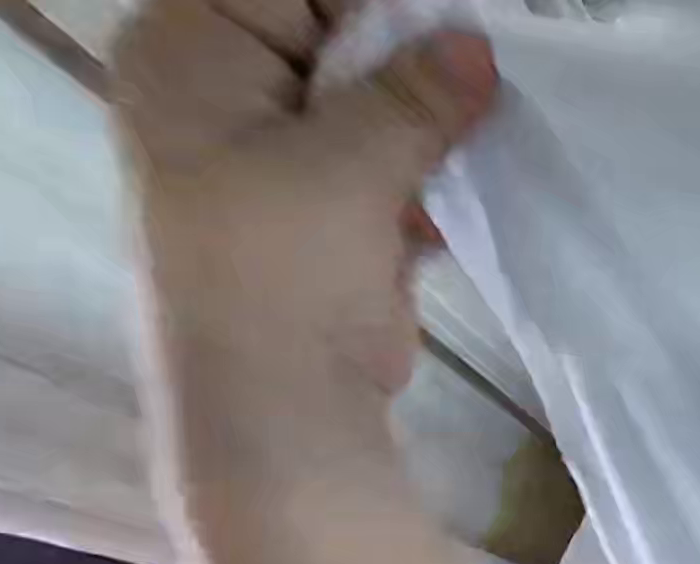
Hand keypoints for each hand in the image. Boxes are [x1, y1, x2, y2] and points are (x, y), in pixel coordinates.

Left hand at [113, 0, 496, 392]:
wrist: (290, 390)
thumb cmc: (283, 266)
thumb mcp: (343, 168)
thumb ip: (410, 103)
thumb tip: (477, 47)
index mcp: (200, 55)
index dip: (383, 8)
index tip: (466, 31)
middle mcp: (241, 99)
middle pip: (344, 54)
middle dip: (421, 71)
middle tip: (496, 84)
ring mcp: (297, 166)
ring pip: (382, 121)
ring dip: (439, 133)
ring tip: (500, 133)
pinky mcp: (347, 220)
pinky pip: (401, 177)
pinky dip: (439, 181)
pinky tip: (480, 185)